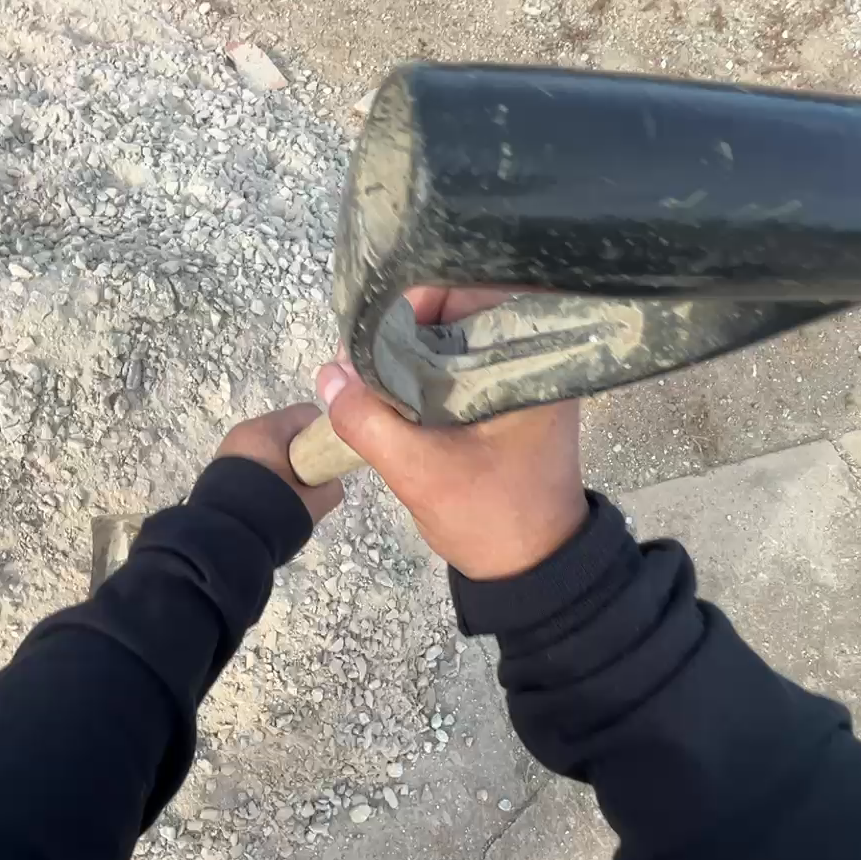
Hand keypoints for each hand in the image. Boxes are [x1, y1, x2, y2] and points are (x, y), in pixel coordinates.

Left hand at [216, 403, 344, 523]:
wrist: (225, 541)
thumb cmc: (271, 513)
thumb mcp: (313, 503)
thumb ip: (331, 488)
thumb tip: (330, 483)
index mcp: (266, 430)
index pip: (306, 415)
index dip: (323, 435)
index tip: (327, 461)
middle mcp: (244, 432)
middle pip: (286, 432)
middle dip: (301, 455)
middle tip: (307, 485)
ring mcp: (228, 449)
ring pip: (268, 449)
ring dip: (281, 468)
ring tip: (286, 497)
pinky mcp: (218, 468)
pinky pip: (251, 463)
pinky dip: (263, 477)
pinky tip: (266, 501)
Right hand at [316, 288, 587, 579]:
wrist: (531, 569)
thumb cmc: (489, 517)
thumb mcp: (419, 470)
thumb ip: (367, 420)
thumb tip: (329, 376)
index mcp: (529, 362)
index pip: (470, 291)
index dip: (414, 300)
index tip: (370, 331)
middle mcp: (531, 360)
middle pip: (457, 313)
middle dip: (401, 329)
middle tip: (358, 358)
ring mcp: (518, 381)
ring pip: (452, 343)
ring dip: (406, 356)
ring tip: (365, 378)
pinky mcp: (503, 404)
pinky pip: (456, 370)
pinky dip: (421, 376)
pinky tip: (389, 395)